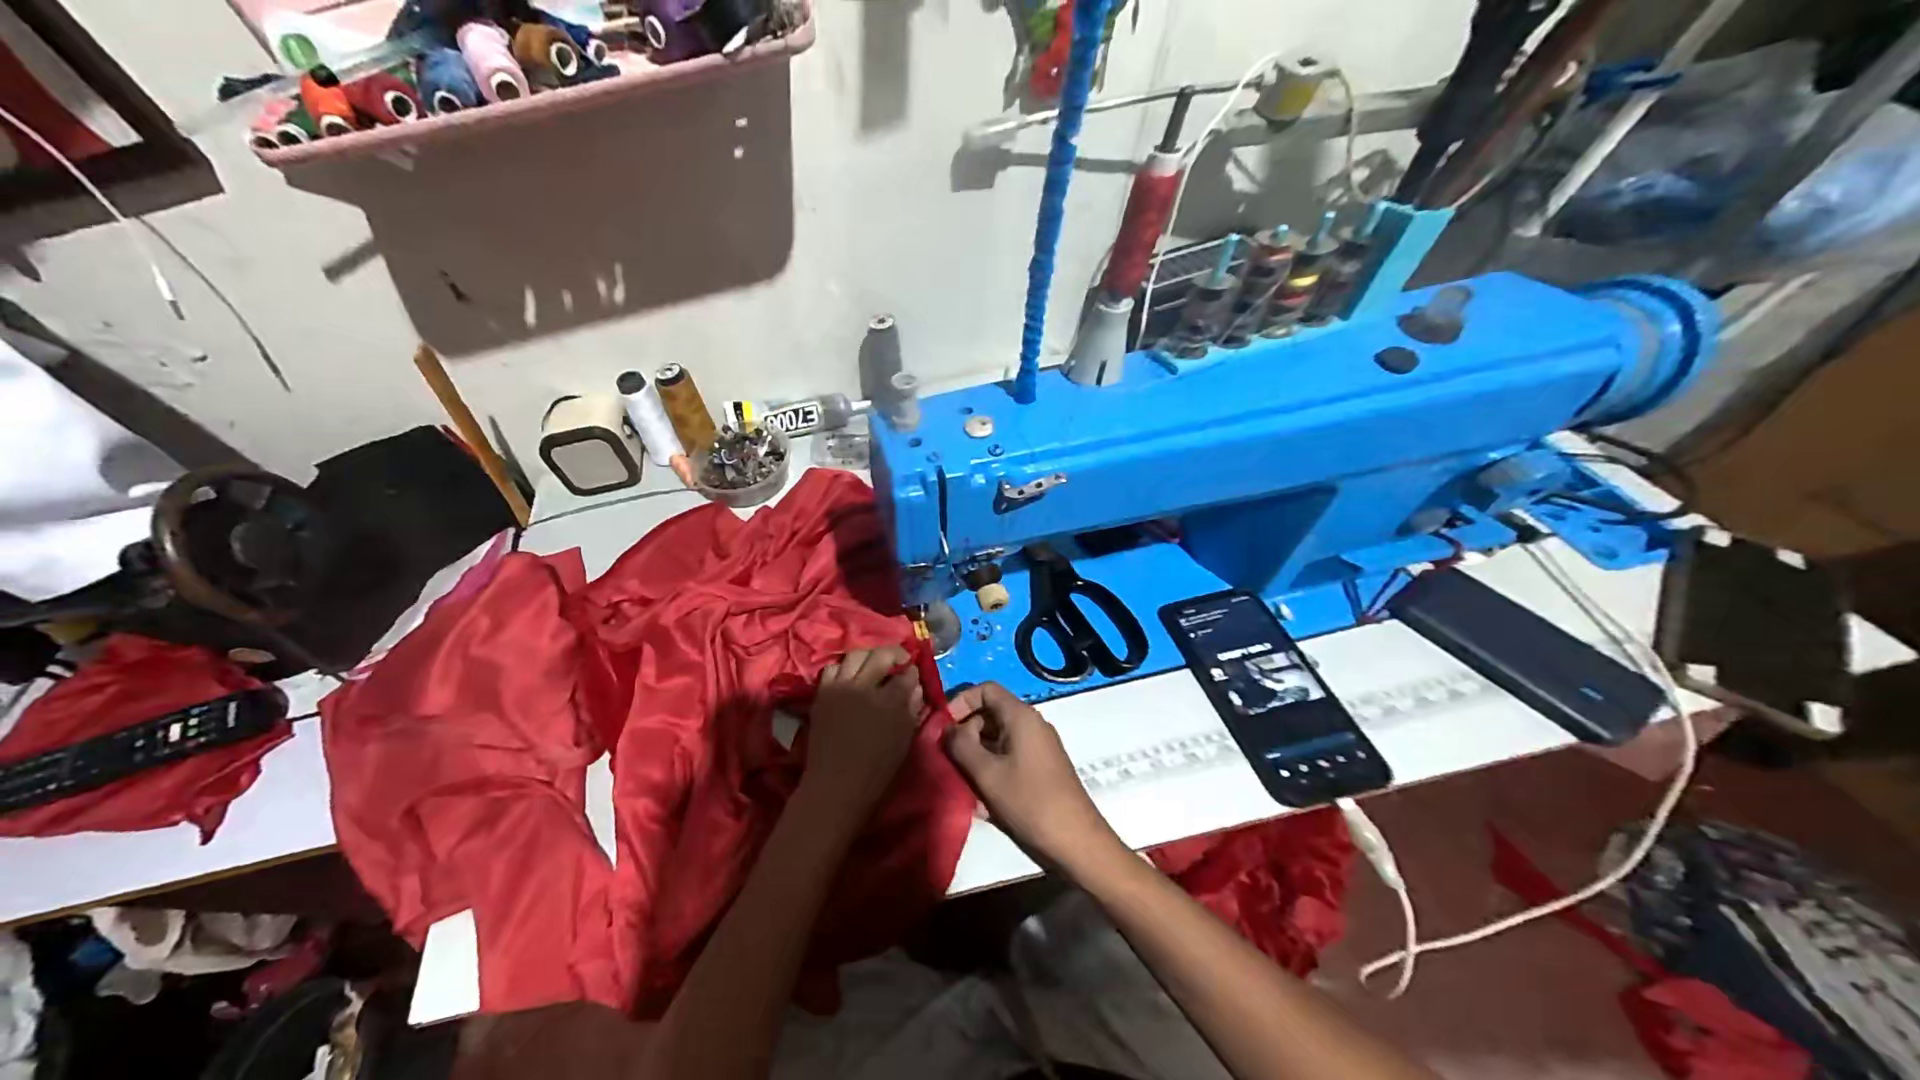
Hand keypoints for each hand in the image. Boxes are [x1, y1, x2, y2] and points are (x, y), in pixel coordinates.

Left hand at [802, 645, 924, 821]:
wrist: (836, 783)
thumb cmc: (877, 769)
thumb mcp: (904, 740)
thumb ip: (911, 710)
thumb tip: (915, 688)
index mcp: (890, 701)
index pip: (906, 674)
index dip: (912, 672)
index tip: (913, 673)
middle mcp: (864, 687)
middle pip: (881, 655)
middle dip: (895, 653)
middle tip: (900, 660)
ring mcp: (841, 687)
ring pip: (856, 654)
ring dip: (869, 655)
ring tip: (875, 663)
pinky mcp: (823, 693)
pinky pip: (833, 667)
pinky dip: (844, 667)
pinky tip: (851, 675)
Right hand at [945, 682, 1123, 873]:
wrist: (1075, 840)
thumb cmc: (1029, 802)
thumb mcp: (986, 773)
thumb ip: (961, 745)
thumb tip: (947, 728)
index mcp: (1021, 716)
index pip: (985, 689)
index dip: (960, 702)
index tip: (942, 727)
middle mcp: (1031, 724)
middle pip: (990, 713)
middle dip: (965, 732)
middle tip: (947, 757)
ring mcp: (1038, 746)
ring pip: (997, 737)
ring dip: (976, 753)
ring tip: (961, 780)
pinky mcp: (1040, 767)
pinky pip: (1008, 755)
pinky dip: (991, 767)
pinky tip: (981, 796)